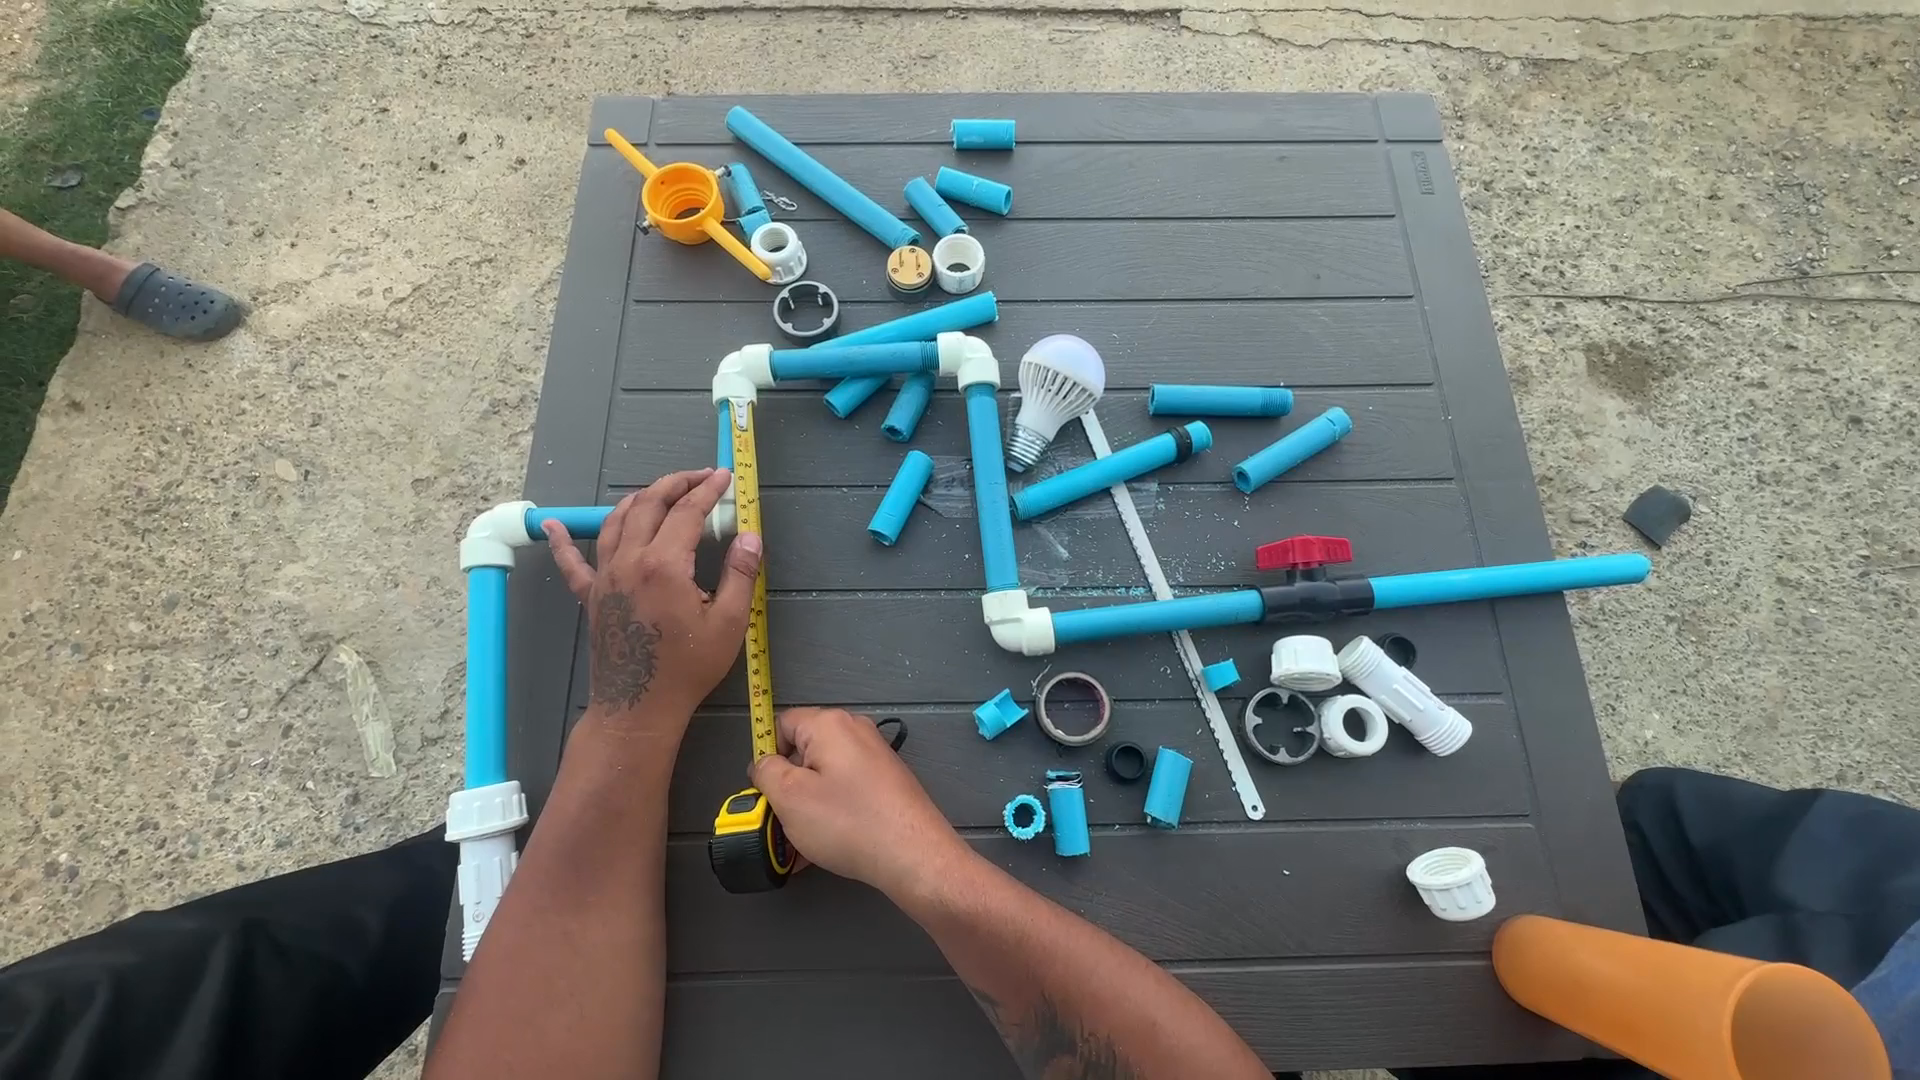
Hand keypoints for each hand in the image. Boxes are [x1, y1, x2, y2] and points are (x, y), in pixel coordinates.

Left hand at [542, 468, 762, 729]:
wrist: (639, 708)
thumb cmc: (688, 668)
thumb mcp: (730, 623)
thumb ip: (741, 575)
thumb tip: (750, 537)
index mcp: (665, 565)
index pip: (688, 512)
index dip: (708, 490)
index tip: (723, 477)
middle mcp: (630, 561)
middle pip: (649, 505)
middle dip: (675, 483)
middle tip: (699, 477)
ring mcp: (605, 577)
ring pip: (616, 522)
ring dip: (639, 499)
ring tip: (660, 492)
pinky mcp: (591, 596)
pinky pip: (572, 562)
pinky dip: (563, 540)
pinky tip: (552, 524)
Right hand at [749, 707, 973, 898]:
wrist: (912, 852)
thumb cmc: (848, 821)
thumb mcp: (790, 797)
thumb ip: (766, 772)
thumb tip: (764, 763)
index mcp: (830, 724)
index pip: (782, 723)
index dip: (766, 755)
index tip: (764, 790)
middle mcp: (855, 730)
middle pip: (804, 750)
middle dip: (787, 786)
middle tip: (780, 821)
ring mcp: (874, 755)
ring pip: (823, 776)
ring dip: (806, 806)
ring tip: (799, 844)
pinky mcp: (885, 781)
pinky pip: (844, 790)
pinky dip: (830, 811)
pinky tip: (822, 846)